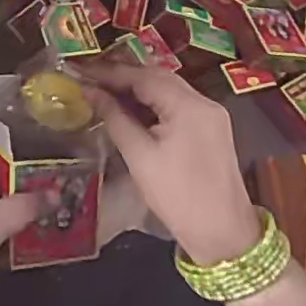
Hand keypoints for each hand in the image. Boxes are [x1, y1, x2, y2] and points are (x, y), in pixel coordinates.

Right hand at [72, 61, 261, 264]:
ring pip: (167, 89)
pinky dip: (151, 102)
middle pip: (157, 76)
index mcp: (189, 106)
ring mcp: (210, 115)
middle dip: (122, 75)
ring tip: (103, 90)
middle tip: (89, 77)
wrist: (224, 236)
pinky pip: (175, 104)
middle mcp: (203, 102)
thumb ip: (114, 118)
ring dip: (136, 88)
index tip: (80, 70)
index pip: (143, 76)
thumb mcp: (139, 156)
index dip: (109, 72)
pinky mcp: (209, 128)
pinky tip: (129, 108)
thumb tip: (89, 91)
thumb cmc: (178, 196)